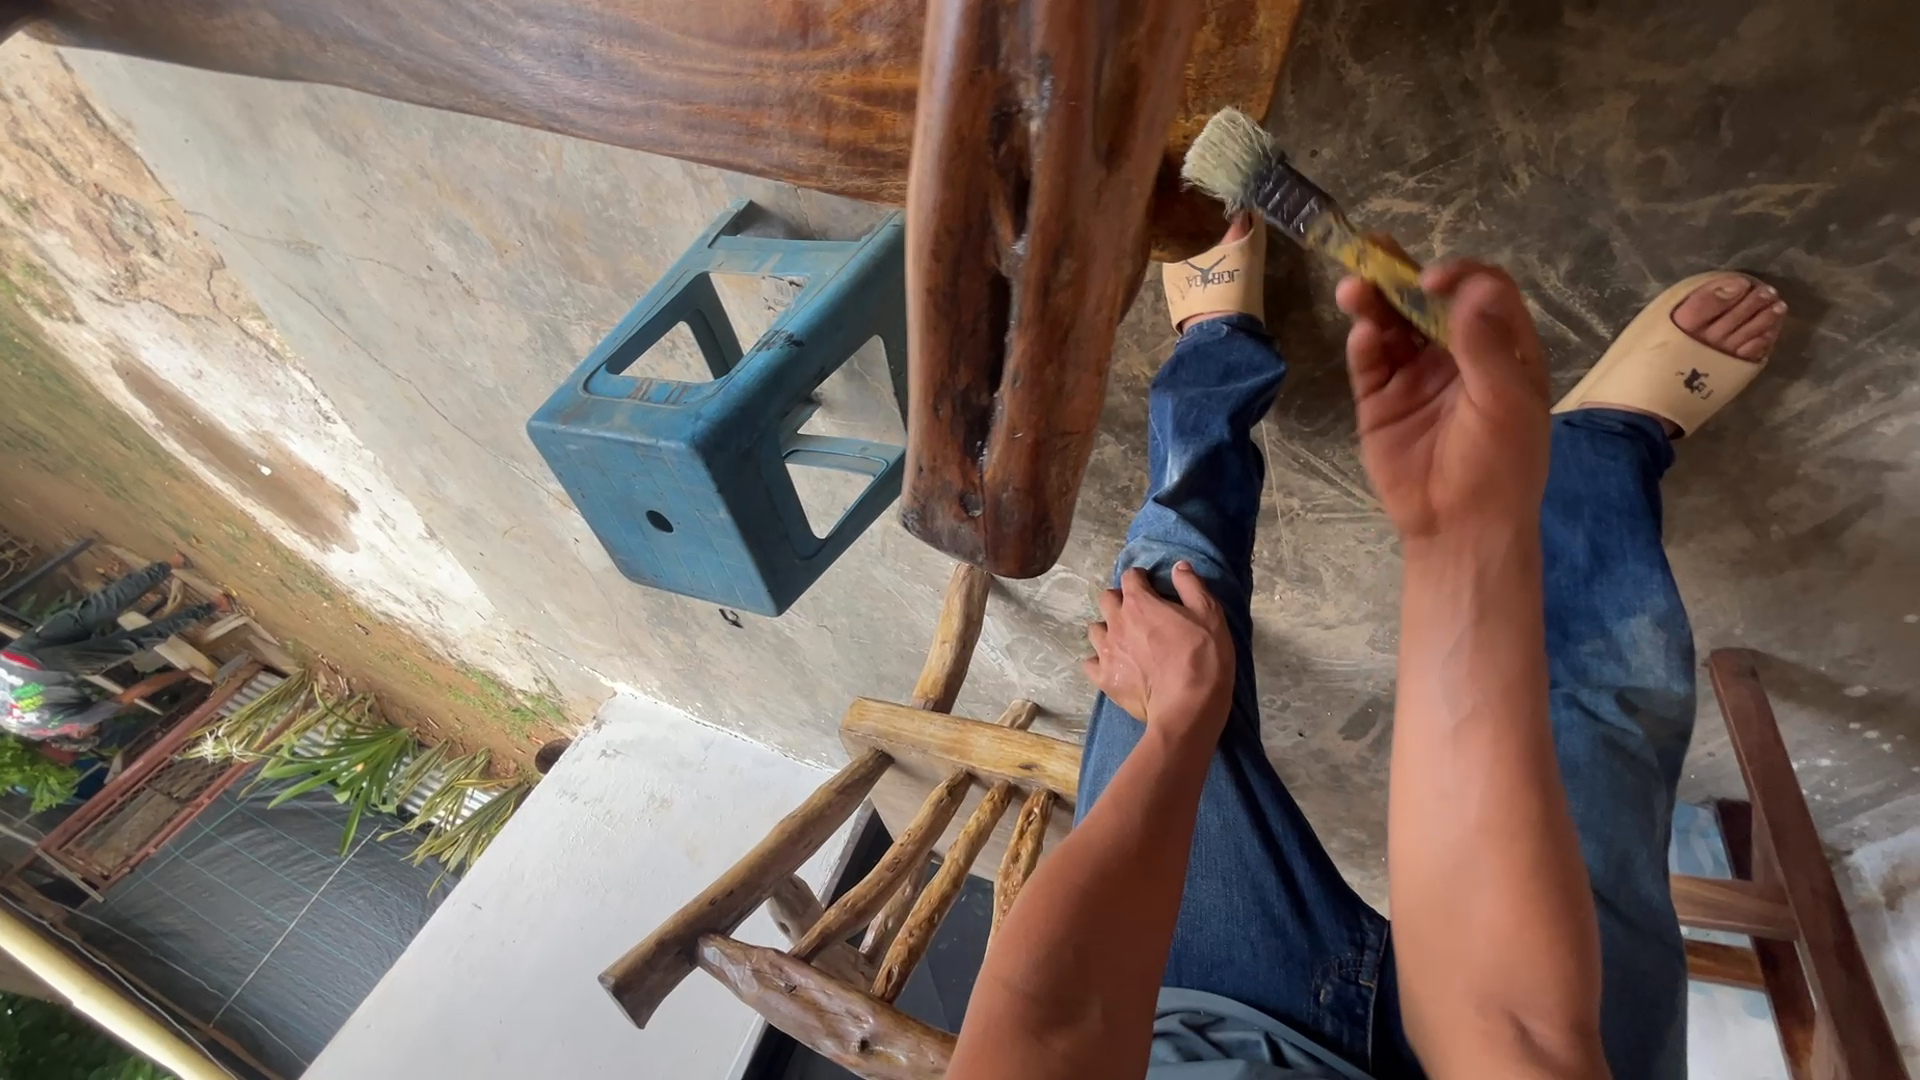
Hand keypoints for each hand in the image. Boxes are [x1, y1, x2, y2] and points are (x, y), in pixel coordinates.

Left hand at [1083, 563, 1232, 737]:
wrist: (1187, 708)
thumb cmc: (1203, 658)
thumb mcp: (1210, 616)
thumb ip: (1191, 587)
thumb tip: (1179, 566)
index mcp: (1139, 603)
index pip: (1130, 577)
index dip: (1141, 578)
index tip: (1151, 586)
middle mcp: (1116, 622)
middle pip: (1107, 599)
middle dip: (1120, 600)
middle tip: (1138, 613)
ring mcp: (1105, 650)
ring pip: (1095, 629)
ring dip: (1108, 629)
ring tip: (1125, 639)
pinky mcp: (1102, 677)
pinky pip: (1090, 662)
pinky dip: (1099, 660)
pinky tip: (1114, 665)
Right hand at [1335, 258, 1550, 543]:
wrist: (1458, 524)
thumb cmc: (1500, 463)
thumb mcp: (1505, 401)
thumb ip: (1485, 345)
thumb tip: (1469, 287)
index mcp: (1498, 349)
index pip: (1479, 294)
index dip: (1457, 277)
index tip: (1432, 278)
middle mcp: (1453, 356)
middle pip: (1425, 304)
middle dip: (1402, 278)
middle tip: (1374, 251)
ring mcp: (1413, 379)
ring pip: (1390, 330)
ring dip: (1373, 307)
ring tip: (1353, 288)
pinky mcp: (1378, 403)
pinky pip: (1368, 367)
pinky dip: (1363, 348)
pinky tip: (1361, 336)